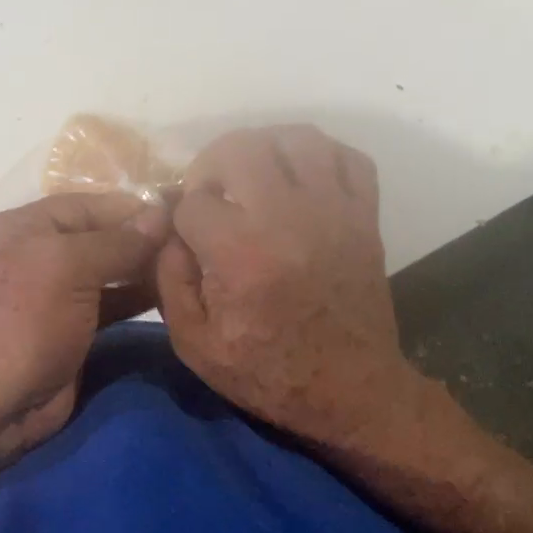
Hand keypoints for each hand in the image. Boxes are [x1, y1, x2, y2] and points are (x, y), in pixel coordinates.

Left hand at [0, 193, 168, 447]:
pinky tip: (173, 292)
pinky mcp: (73, 327)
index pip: (87, 204)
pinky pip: (111, 301)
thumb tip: (161, 216)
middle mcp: (38, 252)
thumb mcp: (68, 268)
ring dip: (145, 267)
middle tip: (192, 241)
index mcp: (25, 226)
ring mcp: (55, 292)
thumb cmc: (24, 322)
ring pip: (109, 269)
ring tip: (191, 265)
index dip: (130, 207)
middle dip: (142, 237)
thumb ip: (116, 242)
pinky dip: (139, 296)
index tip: (180, 211)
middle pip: (100, 235)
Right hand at [155, 126, 422, 445]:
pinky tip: (299, 178)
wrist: (352, 393)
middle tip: (212, 193)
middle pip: (240, 147)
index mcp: (240, 253)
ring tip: (253, 176)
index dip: (180, 214)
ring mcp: (332, 213)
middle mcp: (286, 219)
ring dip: (265, 147)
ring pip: (297, 139)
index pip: (194, 200)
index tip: (185, 235)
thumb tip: (169, 230)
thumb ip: (168, 278)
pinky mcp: (364, 218)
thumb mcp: (193, 343)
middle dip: (212, 164)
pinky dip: (321, 156)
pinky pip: (348, 158)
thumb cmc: (267, 371)